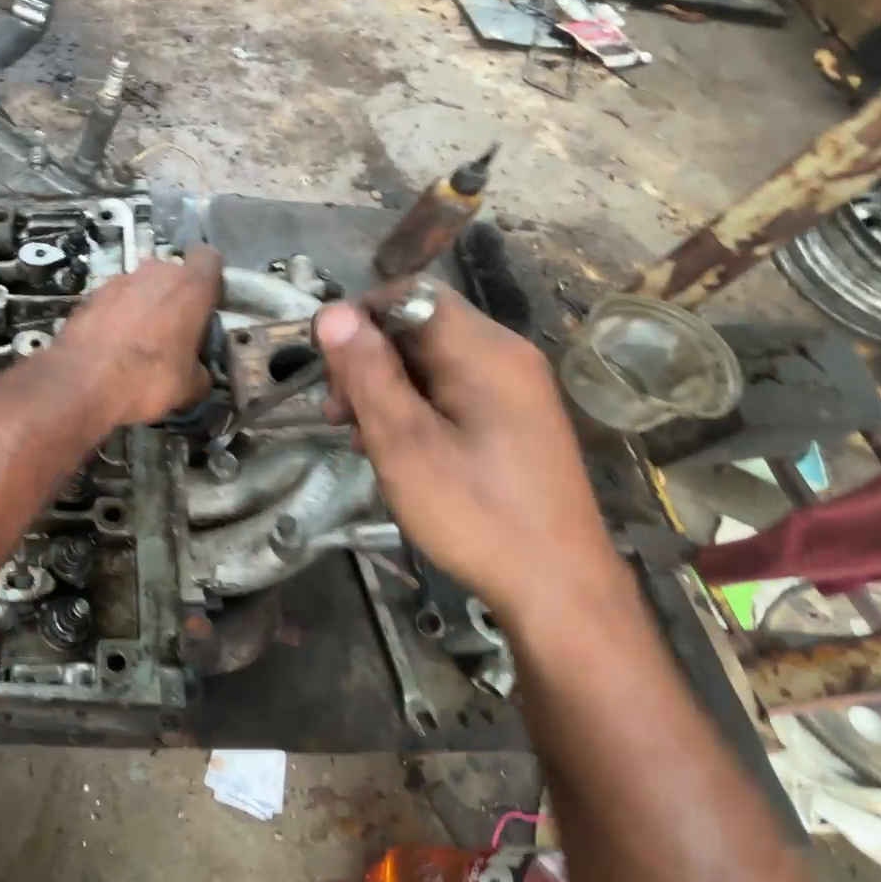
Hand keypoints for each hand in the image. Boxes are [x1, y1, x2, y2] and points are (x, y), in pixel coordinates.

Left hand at [54, 244, 222, 426]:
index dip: (208, 276)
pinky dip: (114, 315)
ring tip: (137, 339)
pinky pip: (112, 301)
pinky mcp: (89, 296)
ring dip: (142, 304)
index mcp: (190, 288)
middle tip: (172, 329)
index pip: (208, 258)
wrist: (80, 383)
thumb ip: (199, 370)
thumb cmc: (146, 379)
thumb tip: (197, 372)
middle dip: (173, 295)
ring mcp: (118, 282)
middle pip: (171, 273)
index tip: (206, 298)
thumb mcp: (188, 387)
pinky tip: (110, 343)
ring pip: (139, 286)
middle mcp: (155, 273)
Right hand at [313, 280, 622, 619]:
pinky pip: (451, 390)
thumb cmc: (474, 512)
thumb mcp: (403, 443)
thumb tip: (332, 313)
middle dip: (367, 359)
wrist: (556, 586)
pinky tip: (393, 447)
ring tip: (356, 436)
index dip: (359, 318)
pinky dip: (413, 406)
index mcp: (485, 352)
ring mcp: (514, 389)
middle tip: (335, 412)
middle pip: (419, 327)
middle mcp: (506, 357)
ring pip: (431, 361)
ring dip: (384, 387)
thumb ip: (366, 374)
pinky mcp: (513, 418)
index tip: (324, 364)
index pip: (411, 295)